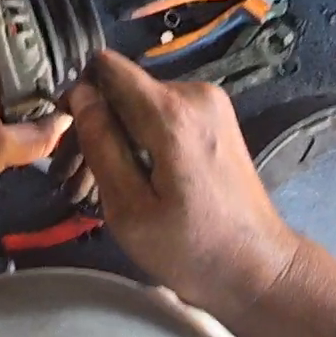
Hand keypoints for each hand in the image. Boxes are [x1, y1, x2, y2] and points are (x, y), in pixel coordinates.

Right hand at [65, 50, 308, 316]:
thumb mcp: (129, 208)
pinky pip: (164, 111)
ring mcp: (210, 101)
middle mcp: (194, 92)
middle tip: (85, 175)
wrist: (260, 269)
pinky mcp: (216, 114)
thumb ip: (101, 143)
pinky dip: (146, 136)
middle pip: (124, 88)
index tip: (75, 132)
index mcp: (172, 113)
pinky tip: (144, 176)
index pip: (108, 67)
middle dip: (101, 123)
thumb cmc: (191, 249)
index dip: (83, 93)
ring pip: (142, 101)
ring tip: (114, 183)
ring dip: (123, 133)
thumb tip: (79, 94)